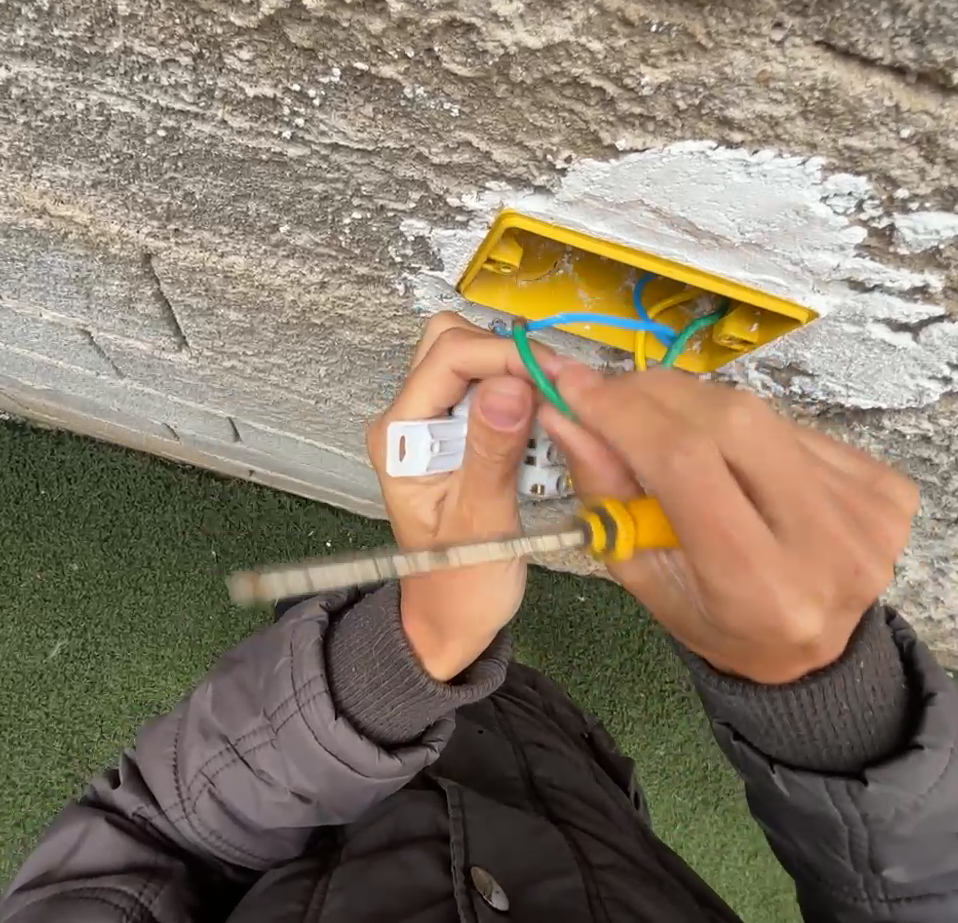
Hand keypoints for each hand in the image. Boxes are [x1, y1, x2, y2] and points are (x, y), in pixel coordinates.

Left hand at [365, 313, 552, 680]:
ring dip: (515, 369)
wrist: (452, 616)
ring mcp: (431, 419)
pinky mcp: (457, 428)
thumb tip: (511, 385)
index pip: (447, 358)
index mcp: (399, 436)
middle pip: (451, 341)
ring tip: (555, 404)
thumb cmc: (459, 584)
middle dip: (507, 353)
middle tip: (555, 388)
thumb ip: (492, 455)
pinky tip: (546, 418)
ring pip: (470, 356)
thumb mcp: (481, 525)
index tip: (557, 376)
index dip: (505, 355)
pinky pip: (487, 383)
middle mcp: (408, 417)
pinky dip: (519, 388)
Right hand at [538, 365, 917, 683]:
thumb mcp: (639, 572)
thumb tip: (565, 415)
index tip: (571, 383)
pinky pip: (787, 422)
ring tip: (655, 422)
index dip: (623, 413)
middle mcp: (829, 546)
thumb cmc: (711, 619)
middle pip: (728, 422)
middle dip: (651, 394)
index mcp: (760, 588)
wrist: (810, 650)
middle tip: (605, 393)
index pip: (687, 465)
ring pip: (757, 412)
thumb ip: (603, 493)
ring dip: (689, 403)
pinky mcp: (888, 484)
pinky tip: (723, 451)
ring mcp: (868, 511)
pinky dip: (736, 422)